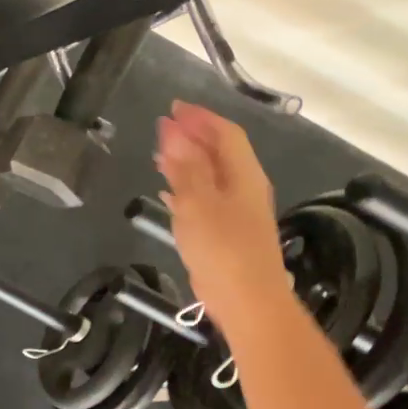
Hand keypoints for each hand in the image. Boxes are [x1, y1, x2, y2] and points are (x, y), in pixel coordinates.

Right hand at [155, 101, 286, 324]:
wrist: (247, 301)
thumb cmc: (222, 249)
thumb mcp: (197, 203)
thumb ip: (185, 166)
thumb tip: (173, 130)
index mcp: (243, 176)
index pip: (225, 134)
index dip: (200, 118)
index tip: (173, 108)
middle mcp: (244, 187)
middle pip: (221, 152)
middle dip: (193, 136)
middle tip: (163, 127)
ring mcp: (238, 210)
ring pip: (212, 174)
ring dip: (188, 160)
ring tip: (160, 154)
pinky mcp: (227, 231)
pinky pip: (205, 196)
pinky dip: (186, 185)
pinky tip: (169, 192)